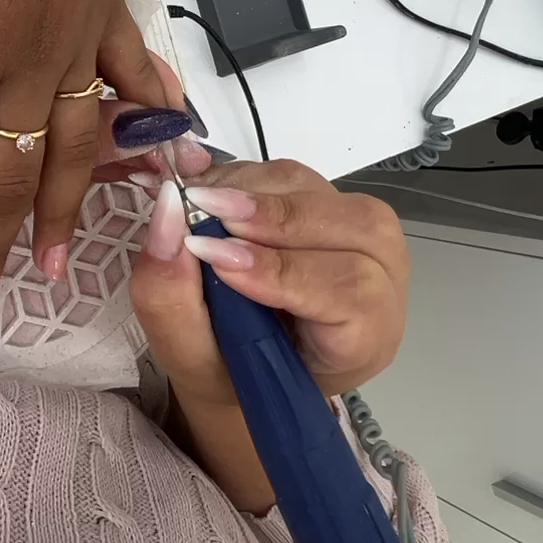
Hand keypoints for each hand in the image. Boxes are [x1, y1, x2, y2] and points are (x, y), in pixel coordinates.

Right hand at [127, 161, 408, 510]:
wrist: (236, 357)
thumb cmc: (223, 368)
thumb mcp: (186, 354)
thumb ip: (170, 294)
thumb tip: (165, 211)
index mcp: (362, 341)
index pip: (351, 295)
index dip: (284, 270)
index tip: (215, 258)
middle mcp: (377, 281)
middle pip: (356, 229)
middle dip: (274, 215)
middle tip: (202, 206)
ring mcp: (352, 234)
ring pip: (319, 192)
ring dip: (251, 189)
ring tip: (192, 199)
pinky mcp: (319, 200)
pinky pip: (287, 174)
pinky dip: (238, 176)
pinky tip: (199, 191)